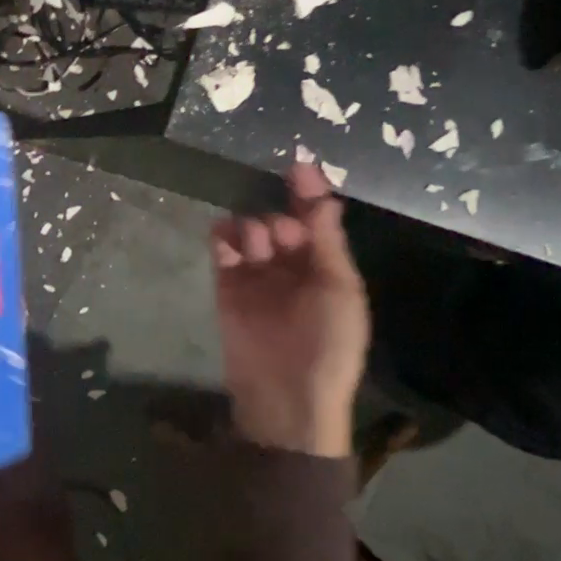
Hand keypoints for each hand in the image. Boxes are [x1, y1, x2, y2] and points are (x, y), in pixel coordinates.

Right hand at [212, 163, 368, 457]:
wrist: (285, 395)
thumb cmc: (326, 345)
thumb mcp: (338, 291)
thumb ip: (326, 242)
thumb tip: (324, 197)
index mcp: (327, 268)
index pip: (316, 220)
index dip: (309, 194)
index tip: (298, 165)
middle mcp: (292, 267)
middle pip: (280, 222)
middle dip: (279, 221)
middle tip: (280, 239)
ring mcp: (257, 276)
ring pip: (250, 231)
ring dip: (252, 228)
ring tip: (255, 248)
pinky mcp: (227, 286)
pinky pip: (222, 250)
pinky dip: (223, 237)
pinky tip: (226, 239)